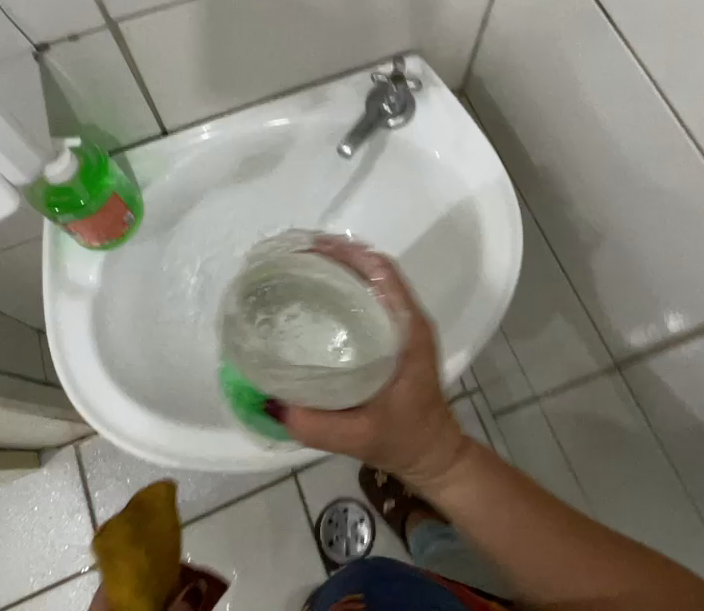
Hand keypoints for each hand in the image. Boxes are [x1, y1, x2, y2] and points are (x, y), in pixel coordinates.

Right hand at [271, 238, 471, 489]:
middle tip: (298, 252)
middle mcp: (409, 319)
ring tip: (305, 263)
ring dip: (344, 266)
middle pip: (376, 269)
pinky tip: (320, 293)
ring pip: (375, 280)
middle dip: (340, 254)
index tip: (313, 247)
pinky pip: (373, 297)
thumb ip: (316, 424)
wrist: (433, 455)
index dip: (350, 254)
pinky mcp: (397, 336)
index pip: (384, 273)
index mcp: (409, 330)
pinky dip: (349, 285)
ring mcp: (405, 326)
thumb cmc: (404, 440)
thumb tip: (270, 402)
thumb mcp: (358, 436)